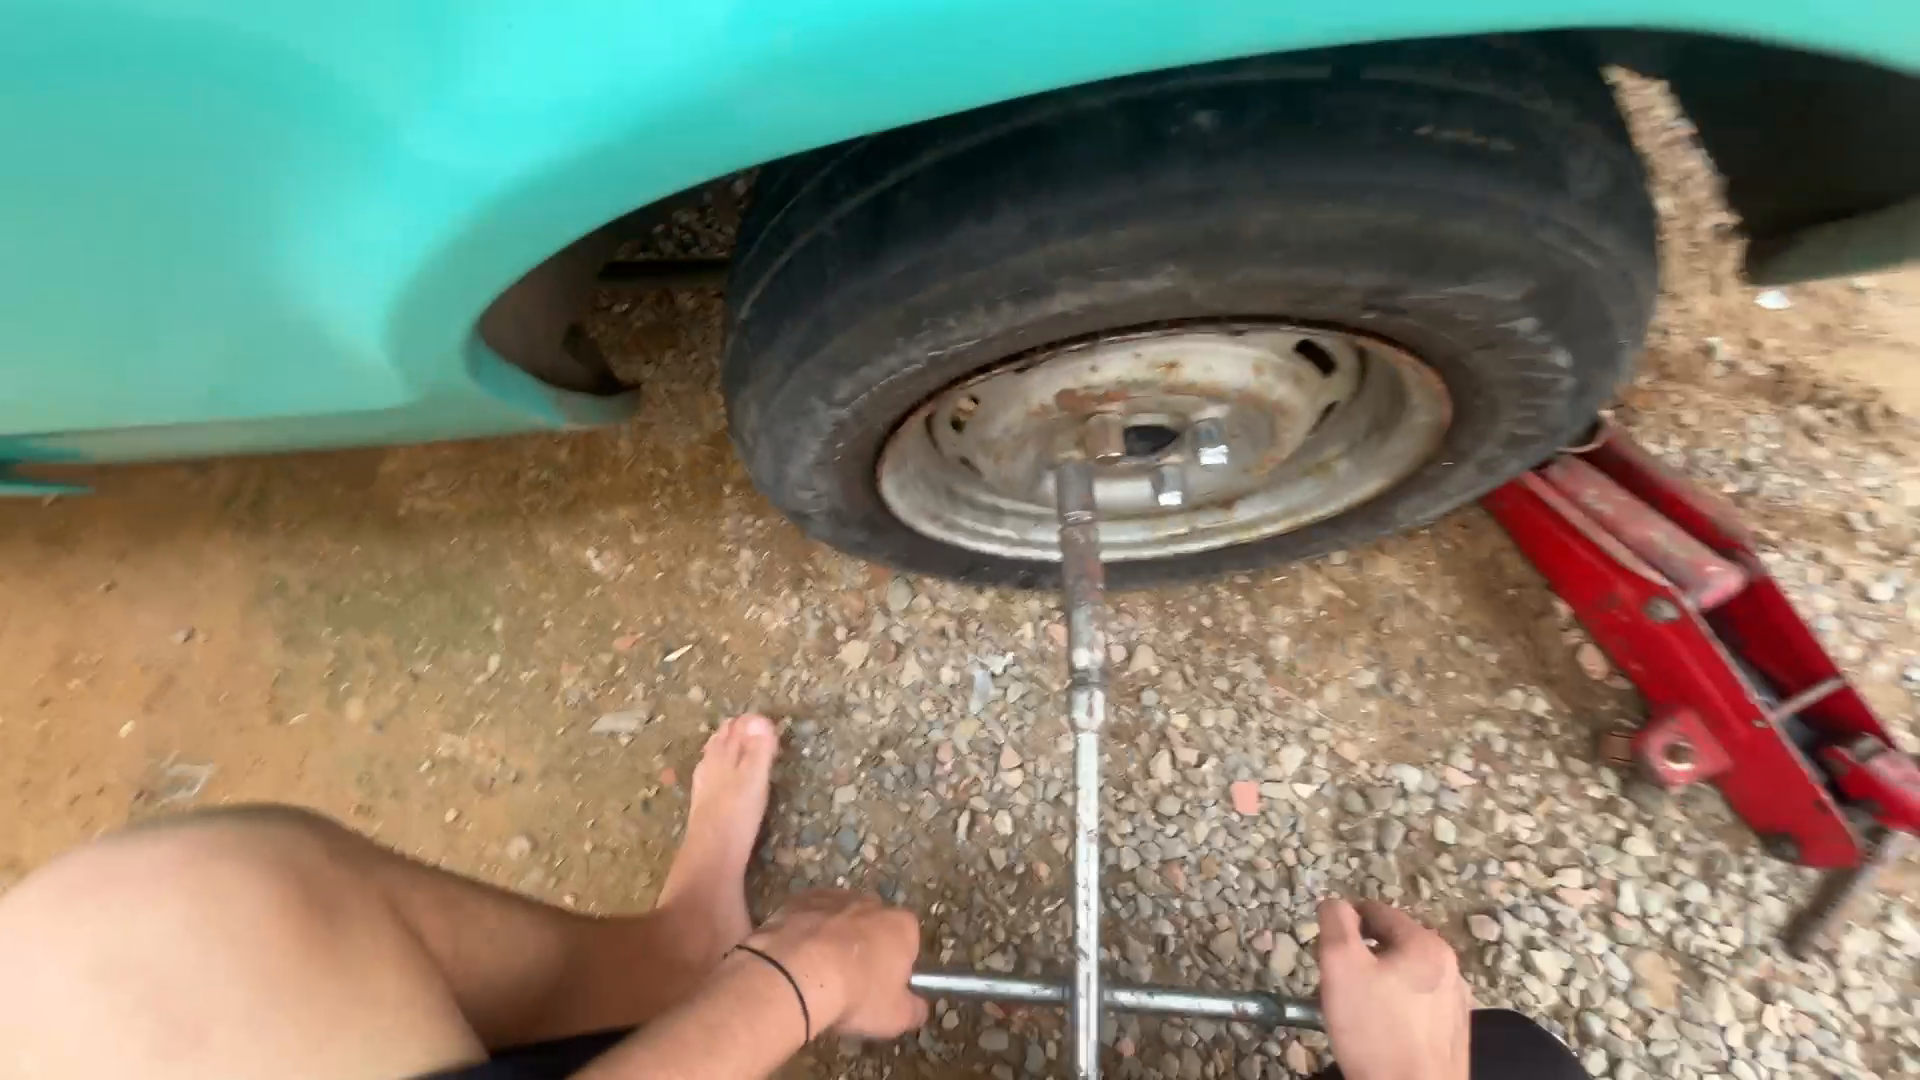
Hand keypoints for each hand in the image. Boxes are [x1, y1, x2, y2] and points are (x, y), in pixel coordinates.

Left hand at [745, 889, 927, 1038]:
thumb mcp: (895, 1017)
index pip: (908, 942)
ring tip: (817, 976)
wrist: (799, 972)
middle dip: (864, 950)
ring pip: (840, 919)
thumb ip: (914, 1010)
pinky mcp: (802, 899)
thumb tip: (919, 1007)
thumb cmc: (856, 994)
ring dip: (834, 940)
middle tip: (849, 985)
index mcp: (902, 925)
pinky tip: (796, 961)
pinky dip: (806, 933)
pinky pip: (810, 916)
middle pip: (874, 926)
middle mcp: (872, 902)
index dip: (896, 968)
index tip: (881, 990)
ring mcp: (835, 897)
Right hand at [1315, 897, 1470, 1079]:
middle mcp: (1450, 970)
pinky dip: (1394, 1009)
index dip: (1344, 924)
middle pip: (1389, 944)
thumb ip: (1335, 919)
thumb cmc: (1374, 1028)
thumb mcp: (1339, 960)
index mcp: (1427, 945)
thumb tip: (1337, 904)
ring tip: (1357, 1010)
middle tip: (1340, 982)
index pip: (1375, 911)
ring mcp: (1456, 1006)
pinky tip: (1380, 1032)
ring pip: (1402, 975)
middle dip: (1360, 956)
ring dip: (1376, 982)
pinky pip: (1415, 1006)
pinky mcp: (1453, 1037)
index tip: (1329, 952)